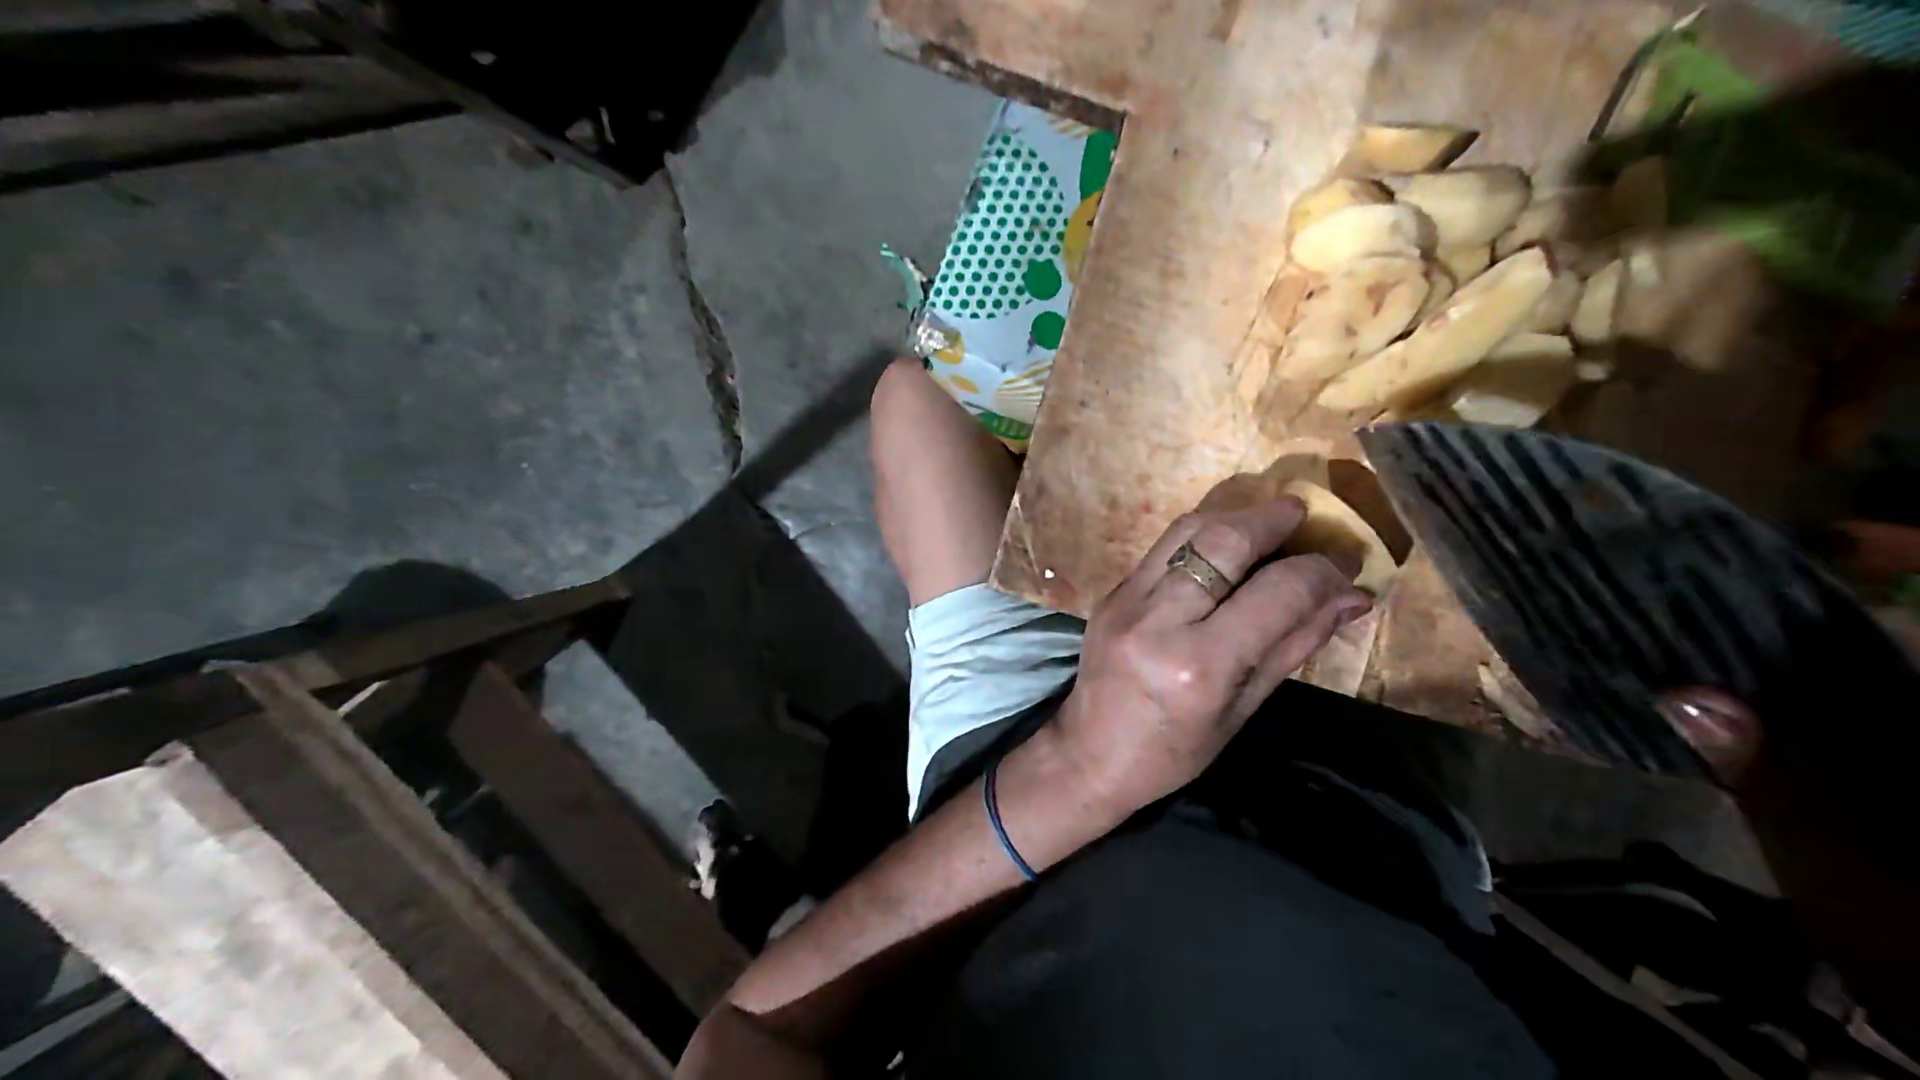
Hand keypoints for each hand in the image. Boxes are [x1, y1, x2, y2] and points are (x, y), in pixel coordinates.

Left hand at [1054, 496, 1372, 814]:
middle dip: (1273, 519)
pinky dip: (1200, 537)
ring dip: (1234, 518)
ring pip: (1187, 530)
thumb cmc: (1174, 750)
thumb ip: (1295, 644)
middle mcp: (1159, 620)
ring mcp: (1126, 600)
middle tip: (1304, 515)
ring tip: (1267, 523)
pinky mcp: (1110, 592)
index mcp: (1199, 664)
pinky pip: (1162, 547)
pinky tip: (1223, 549)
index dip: (1321, 571)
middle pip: (1224, 541)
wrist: (1090, 753)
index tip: (1344, 566)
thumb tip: (1351, 596)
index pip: (1277, 592)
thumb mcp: (1244, 708)